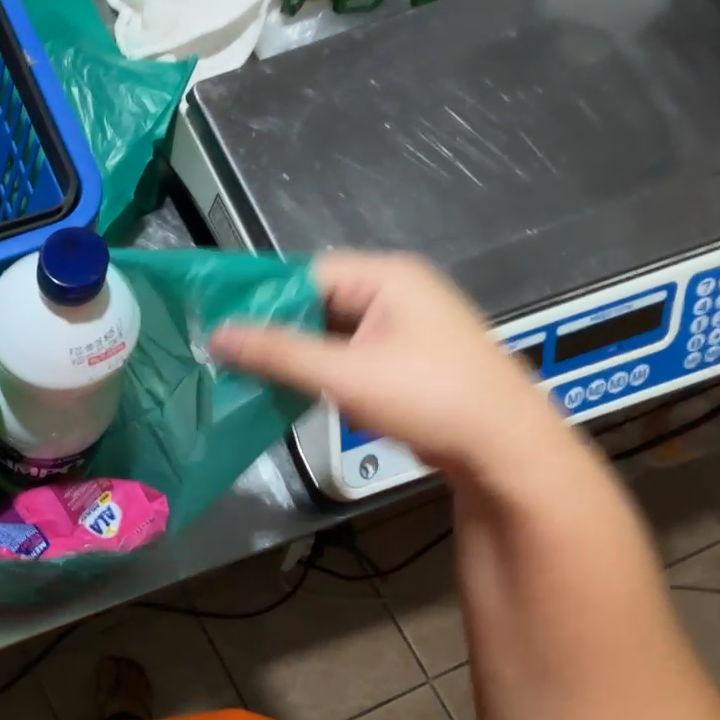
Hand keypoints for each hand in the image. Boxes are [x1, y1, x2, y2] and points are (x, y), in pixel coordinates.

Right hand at [209, 251, 565, 476]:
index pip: (304, 273)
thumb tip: (217, 335)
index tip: (218, 325)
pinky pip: (343, 355)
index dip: (260, 298)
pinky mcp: (399, 360)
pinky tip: (288, 390)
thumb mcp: (344, 373)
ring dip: (293, 354)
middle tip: (227, 356)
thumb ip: (278, 352)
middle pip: (314, 302)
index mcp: (385, 277)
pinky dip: (315, 370)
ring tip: (247, 375)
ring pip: (326, 332)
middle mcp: (393, 293)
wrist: (502, 447)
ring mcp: (399, 328)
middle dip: (273, 330)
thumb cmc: (428, 397)